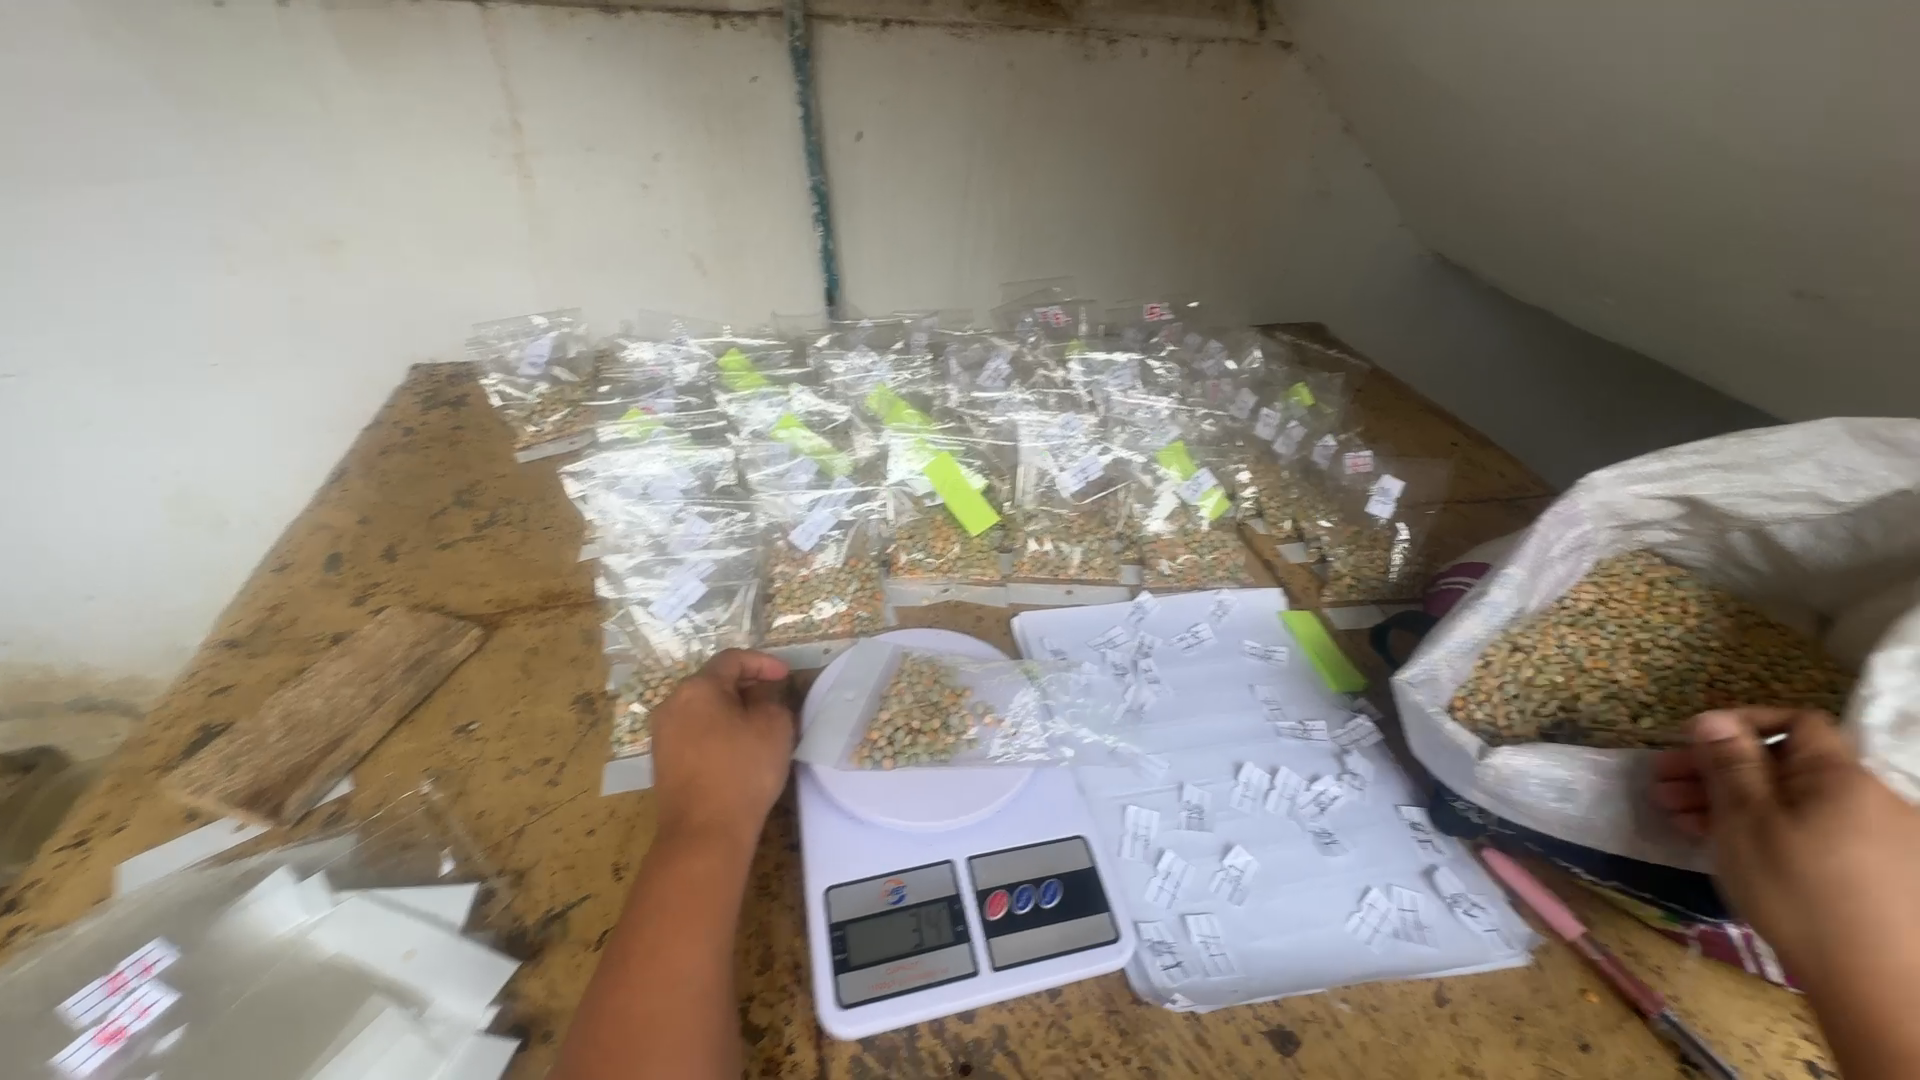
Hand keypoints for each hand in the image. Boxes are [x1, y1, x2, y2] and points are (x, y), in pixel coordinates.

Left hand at [650, 649, 794, 849]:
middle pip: (714, 682)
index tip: (786, 676)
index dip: (763, 662)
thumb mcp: (775, 726)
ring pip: (703, 708)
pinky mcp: (663, 761)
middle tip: (775, 699)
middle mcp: (672, 704)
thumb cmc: (744, 770)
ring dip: (732, 710)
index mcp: (697, 688)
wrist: (704, 832)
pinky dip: (718, 730)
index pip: (732, 659)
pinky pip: (695, 732)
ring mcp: (662, 735)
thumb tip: (760, 696)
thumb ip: (772, 699)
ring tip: (759, 725)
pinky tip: (738, 749)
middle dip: (747, 686)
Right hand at [1651, 708, 1919, 991]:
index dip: (1742, 723)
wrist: (1876, 984)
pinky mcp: (1873, 870)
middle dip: (1717, 767)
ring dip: (1728, 799)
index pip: (1798, 724)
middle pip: (1785, 764)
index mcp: (1843, 779)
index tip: (1691, 743)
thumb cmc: (1797, 889)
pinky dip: (1762, 826)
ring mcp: (1877, 837)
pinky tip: (1718, 841)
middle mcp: (1870, 799)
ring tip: (1676, 816)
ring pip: (1790, 798)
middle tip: (1661, 783)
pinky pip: (1809, 828)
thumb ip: (1730, 763)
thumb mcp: (1746, 819)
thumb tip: (1712, 717)